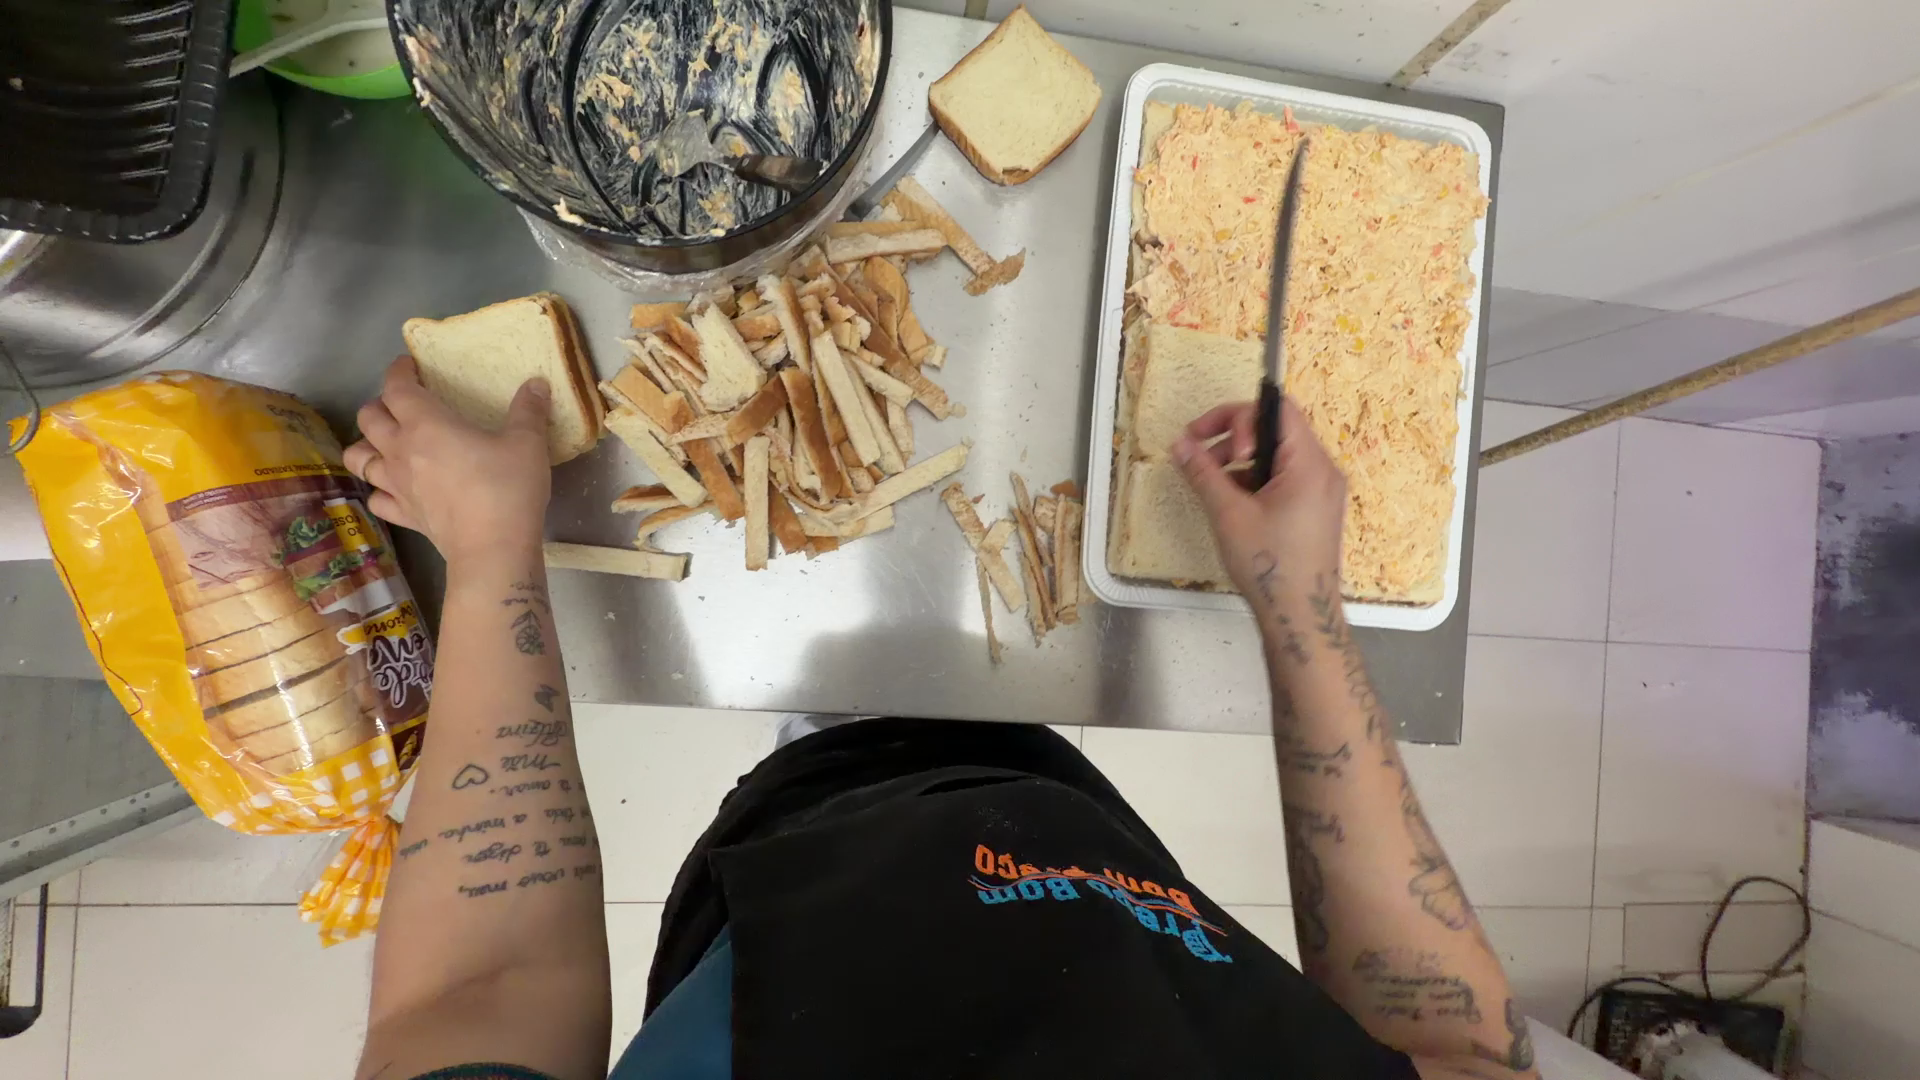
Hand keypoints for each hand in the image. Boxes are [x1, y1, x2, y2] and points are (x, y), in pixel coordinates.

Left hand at [343, 356, 551, 569]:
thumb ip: (529, 411)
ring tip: (386, 444)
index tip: (410, 365)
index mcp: (427, 425)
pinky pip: (377, 497)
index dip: (399, 371)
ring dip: (367, 444)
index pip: (398, 387)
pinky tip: (395, 487)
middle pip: (370, 417)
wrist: (493, 546)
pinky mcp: (404, 514)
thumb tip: (537, 382)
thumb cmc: (509, 488)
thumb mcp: (529, 444)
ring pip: (359, 456)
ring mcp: (397, 485)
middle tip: (405, 404)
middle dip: (382, 404)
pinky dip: (380, 487)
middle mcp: (401, 450)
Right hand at [1172, 396, 1345, 612]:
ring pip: (1277, 455)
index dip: (1234, 416)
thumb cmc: (1269, 565)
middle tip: (1200, 458)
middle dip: (1232, 437)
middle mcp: (1322, 471)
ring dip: (1240, 460)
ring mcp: (1321, 491)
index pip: (1275, 410)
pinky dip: (1254, 479)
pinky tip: (1231, 502)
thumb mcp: (1228, 514)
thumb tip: (1180, 443)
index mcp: (1309, 464)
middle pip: (1276, 429)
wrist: (1300, 615)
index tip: (1203, 438)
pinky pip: (1283, 477)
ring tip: (1211, 483)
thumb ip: (1203, 472)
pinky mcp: (1314, 509)